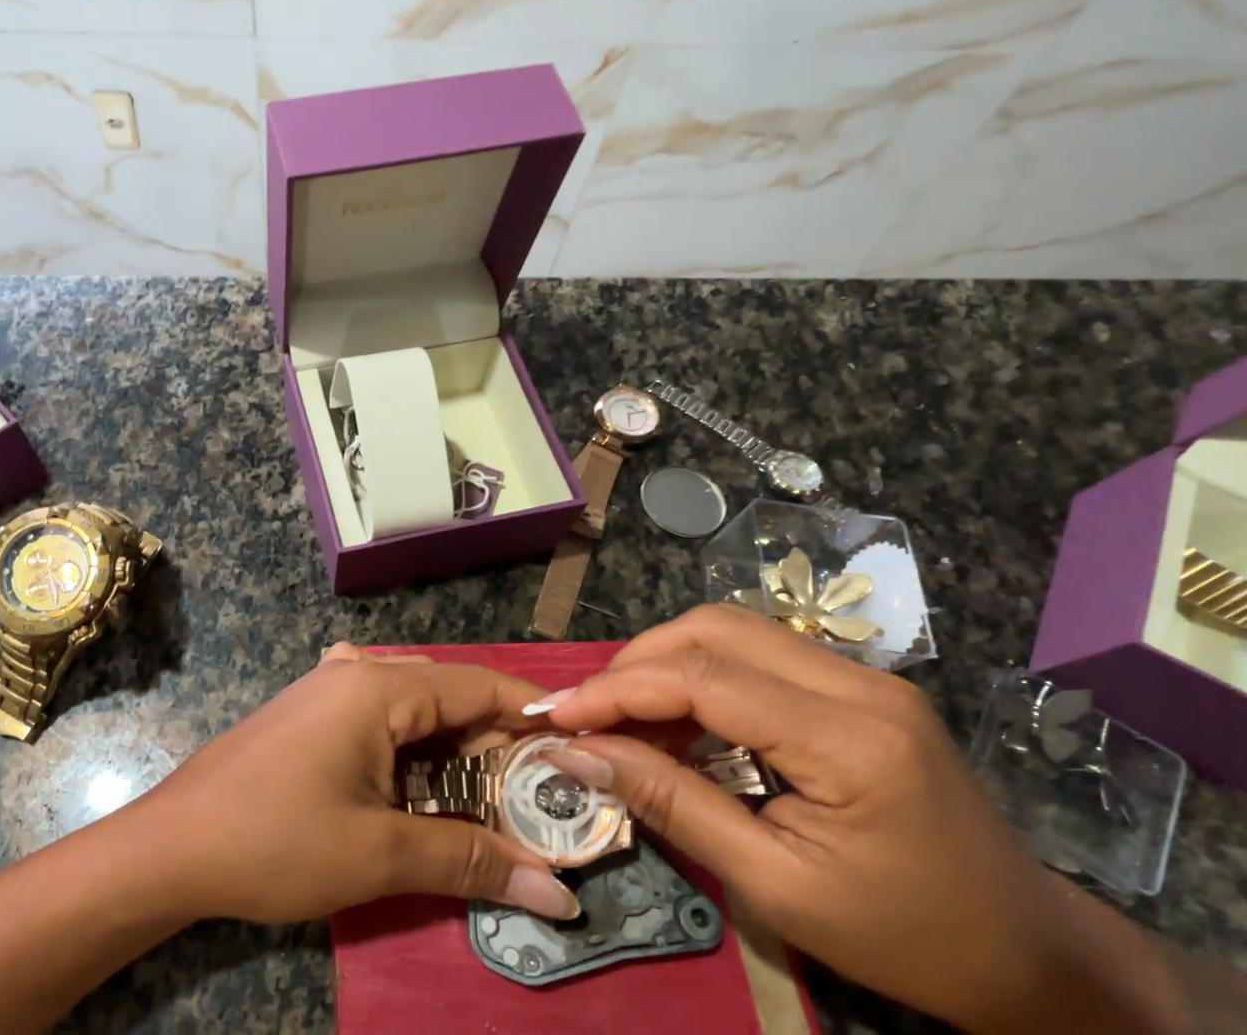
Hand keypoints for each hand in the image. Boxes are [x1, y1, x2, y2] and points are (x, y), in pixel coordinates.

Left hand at [128, 644, 581, 923]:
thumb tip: (560, 895)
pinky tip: (425, 792)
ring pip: (415, 713)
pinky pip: (380, 723)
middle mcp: (354, 672)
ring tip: (492, 805)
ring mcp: (326, 691)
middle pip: (448, 697)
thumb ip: (472, 861)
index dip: (534, 717)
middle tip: (540, 800)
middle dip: (496, 748)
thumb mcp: (381, 854)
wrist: (171, 847)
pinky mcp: (308, 718)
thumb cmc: (276, 840)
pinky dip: (414, 755)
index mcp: (376, 685)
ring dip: (454, 755)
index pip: (479, 684)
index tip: (582, 755)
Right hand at [539, 604, 1171, 1032]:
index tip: (555, 716)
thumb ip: (674, 804)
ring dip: (664, 665)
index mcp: (849, 738)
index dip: (617, 689)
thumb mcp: (773, 884)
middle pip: (716, 628)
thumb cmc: (902, 935)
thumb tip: (581, 753)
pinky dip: (700, 678)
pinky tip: (676, 724)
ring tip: (621, 721)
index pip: (704, 676)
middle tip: (586, 715)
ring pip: (734, 630)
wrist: (1027, 953)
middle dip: (635, 663)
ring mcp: (866, 679)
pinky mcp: (860, 690)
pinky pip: (759, 657)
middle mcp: (860, 683)